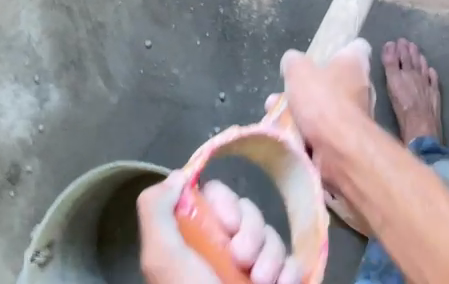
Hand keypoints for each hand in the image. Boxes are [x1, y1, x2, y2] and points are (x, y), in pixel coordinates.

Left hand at [138, 170, 301, 283]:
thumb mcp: (163, 259)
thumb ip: (156, 210)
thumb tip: (177, 176)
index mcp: (193, 240)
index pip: (216, 197)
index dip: (225, 202)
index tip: (226, 224)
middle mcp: (222, 250)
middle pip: (247, 211)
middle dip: (250, 230)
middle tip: (241, 259)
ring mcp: (252, 269)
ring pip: (271, 234)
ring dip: (269, 255)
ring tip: (261, 282)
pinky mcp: (278, 283)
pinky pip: (292, 260)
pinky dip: (288, 271)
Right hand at [278, 40, 373, 181]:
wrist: (340, 151)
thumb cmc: (322, 101)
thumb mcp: (298, 70)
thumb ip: (293, 61)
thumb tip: (292, 61)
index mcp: (356, 64)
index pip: (357, 47)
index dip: (340, 48)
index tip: (323, 55)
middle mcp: (362, 88)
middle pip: (335, 81)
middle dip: (308, 86)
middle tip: (288, 90)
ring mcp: (357, 117)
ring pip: (326, 107)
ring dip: (302, 110)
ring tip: (275, 113)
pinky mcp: (349, 142)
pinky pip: (325, 131)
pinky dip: (307, 132)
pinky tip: (285, 133)